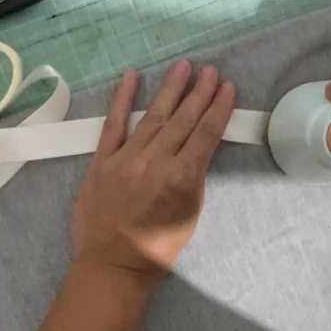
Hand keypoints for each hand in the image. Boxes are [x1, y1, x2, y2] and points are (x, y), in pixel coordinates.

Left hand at [70, 60, 235, 279]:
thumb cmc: (158, 247)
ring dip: (170, 89)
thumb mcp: (190, 212)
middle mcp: (156, 161)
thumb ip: (192, 176)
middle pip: (183, 119)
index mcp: (183, 177)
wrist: (113, 264)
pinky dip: (122, 99)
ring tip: (183, 66)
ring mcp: (127, 158)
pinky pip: (113, 124)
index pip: (206, 133)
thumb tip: (194, 148)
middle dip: (199, 92)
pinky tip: (131, 77)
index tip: (228, 87)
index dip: (219, 108)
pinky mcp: (102, 160)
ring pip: (153, 116)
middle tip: (210, 69)